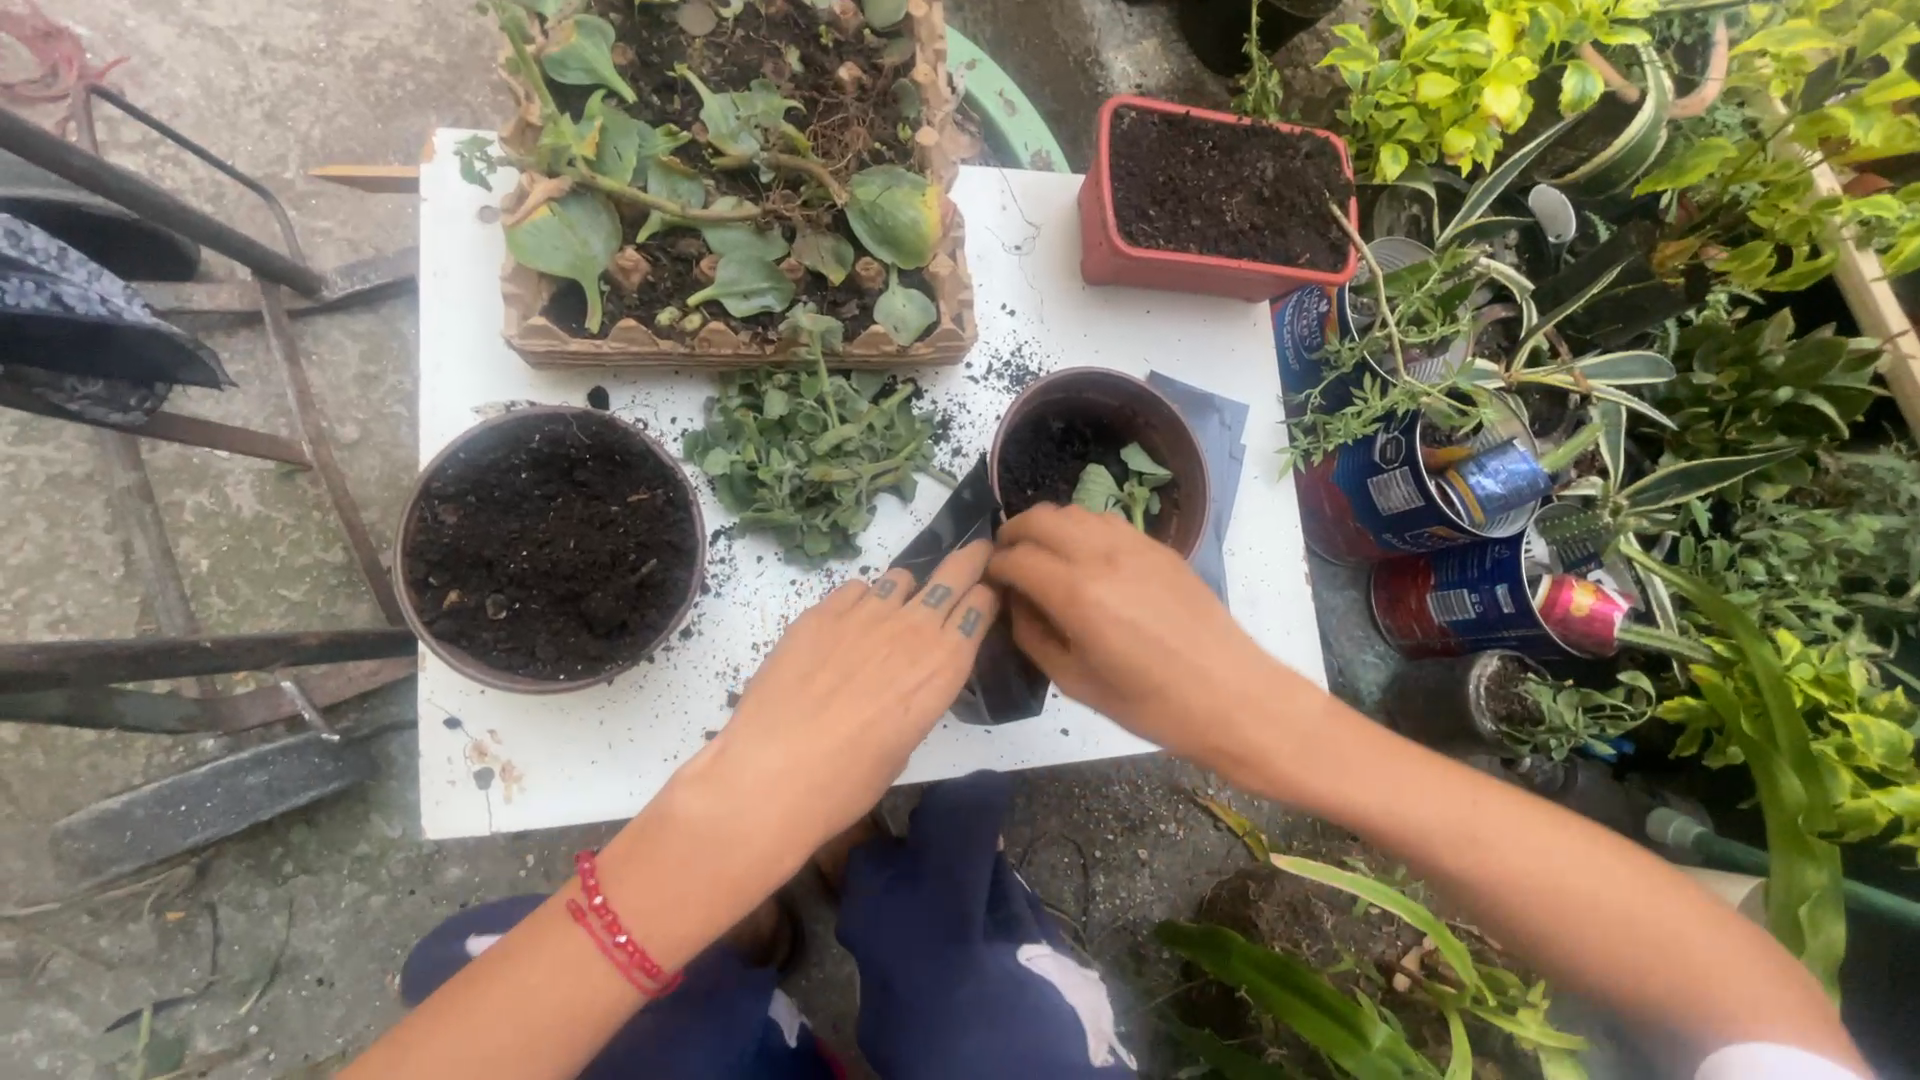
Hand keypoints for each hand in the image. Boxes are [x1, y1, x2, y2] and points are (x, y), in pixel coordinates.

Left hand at [697, 540, 1000, 855]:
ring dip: (906, 591)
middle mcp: (913, 627)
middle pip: (954, 572)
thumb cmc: (850, 778)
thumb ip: (916, 698)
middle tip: (975, 553)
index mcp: (945, 664)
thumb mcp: (905, 743)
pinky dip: (859, 602)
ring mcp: (865, 613)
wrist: (774, 772)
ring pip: (900, 578)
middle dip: (969, 559)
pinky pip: (854, 589)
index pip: (980, 604)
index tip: (984, 597)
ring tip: (890, 615)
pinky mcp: (821, 611)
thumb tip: (904, 685)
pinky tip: (845, 629)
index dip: (986, 596)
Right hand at [987, 504, 1304, 775]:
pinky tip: (1082, 556)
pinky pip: (1106, 521)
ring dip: (1047, 526)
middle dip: (1012, 534)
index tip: (988, 581)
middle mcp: (1102, 557)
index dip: (993, 567)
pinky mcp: (1159, 547)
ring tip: (1040, 553)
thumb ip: (1034, 636)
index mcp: (1077, 595)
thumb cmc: (1151, 704)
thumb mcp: (1076, 683)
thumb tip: (1015, 604)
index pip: (1016, 559)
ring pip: (1074, 512)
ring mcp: (1134, 545)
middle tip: (1006, 559)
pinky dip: (1081, 528)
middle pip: (1040, 519)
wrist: (1231, 695)